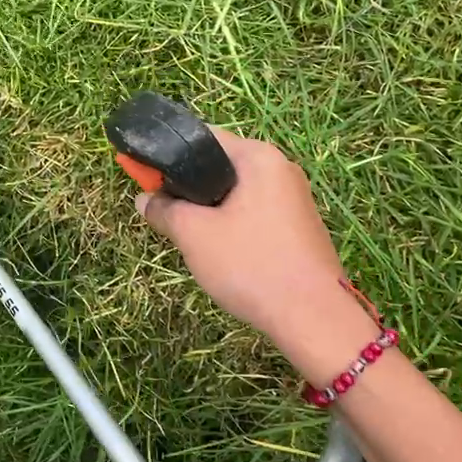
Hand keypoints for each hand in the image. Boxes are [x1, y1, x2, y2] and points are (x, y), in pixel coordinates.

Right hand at [136, 129, 357, 348]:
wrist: (317, 324)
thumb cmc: (252, 265)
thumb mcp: (192, 233)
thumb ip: (161, 208)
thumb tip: (144, 200)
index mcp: (258, 157)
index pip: (201, 137)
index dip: (168, 156)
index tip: (146, 179)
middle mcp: (280, 169)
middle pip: (218, 165)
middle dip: (189, 187)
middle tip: (168, 212)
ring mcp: (294, 199)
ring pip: (233, 192)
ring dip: (208, 209)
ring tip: (193, 236)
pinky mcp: (299, 227)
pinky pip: (252, 212)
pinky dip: (230, 224)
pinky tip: (221, 252)